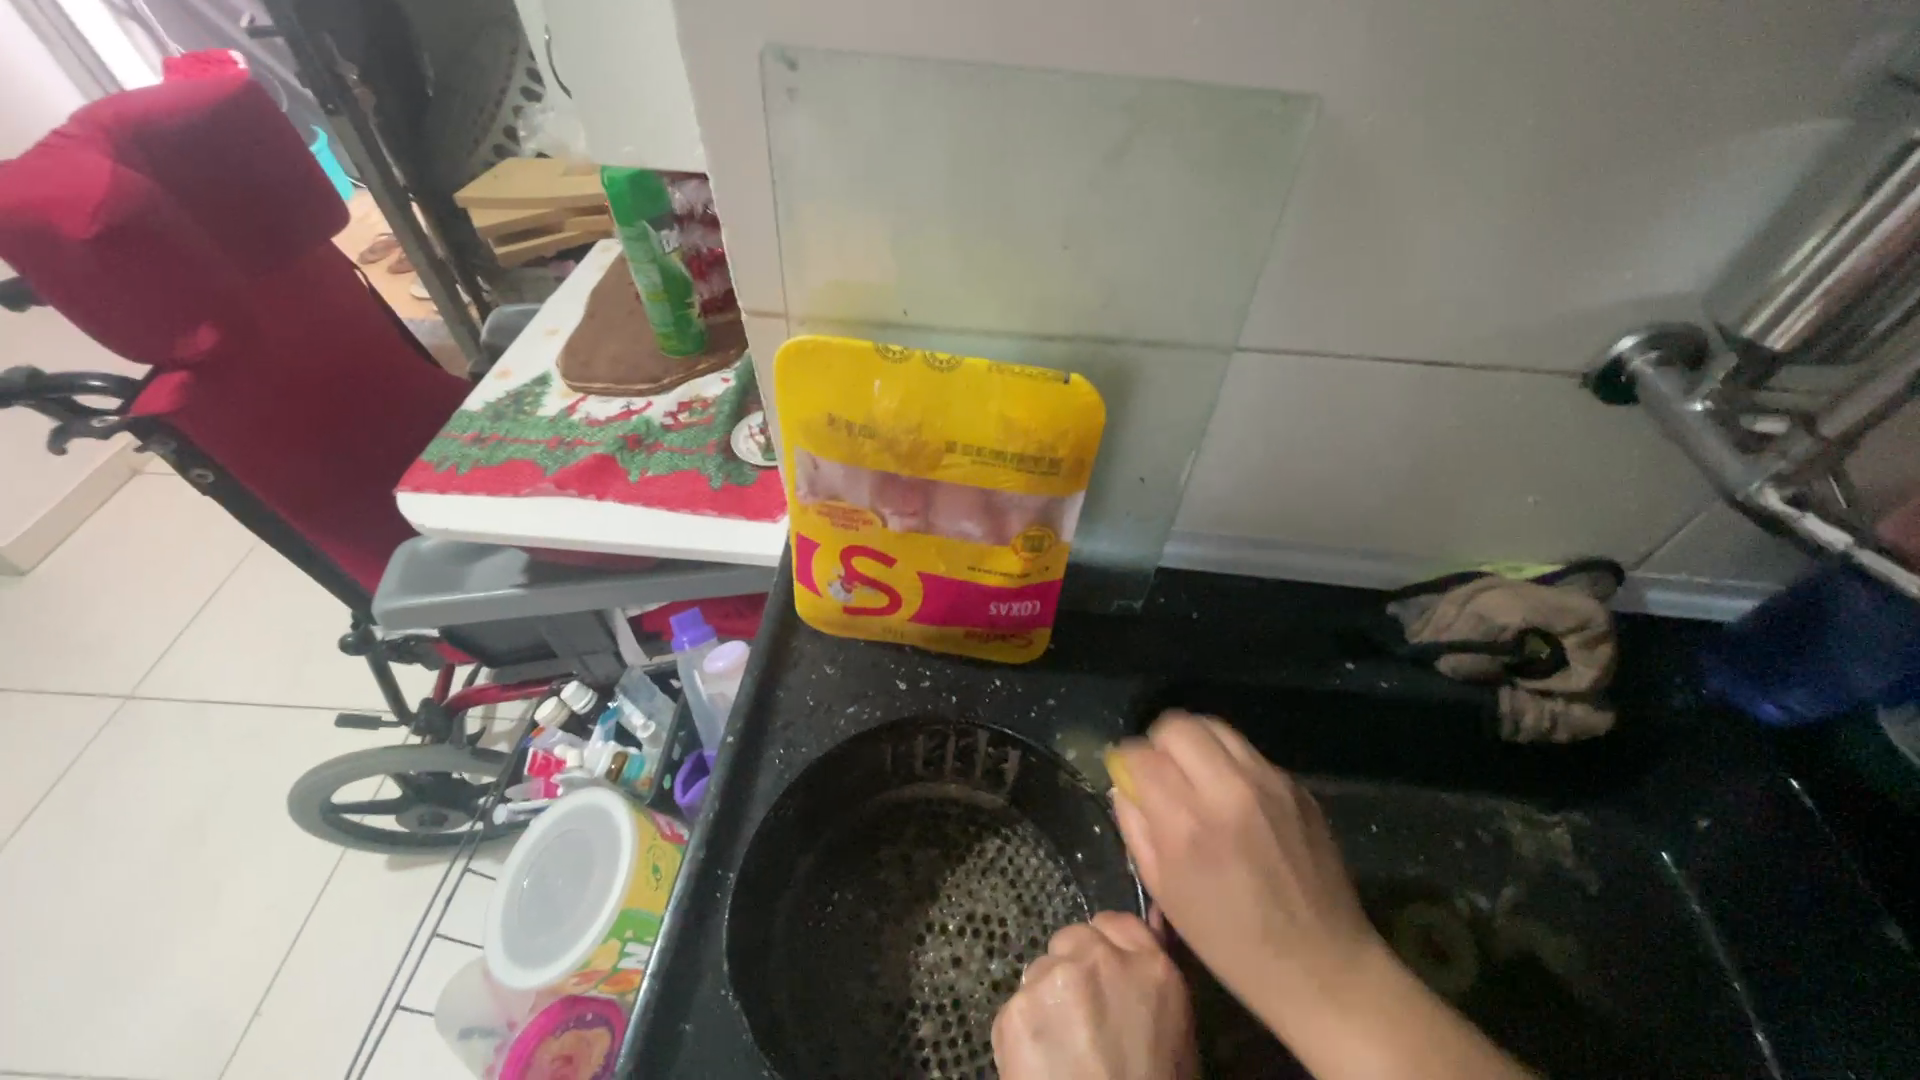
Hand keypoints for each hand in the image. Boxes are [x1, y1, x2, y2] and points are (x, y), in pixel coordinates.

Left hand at [992, 911, 1196, 1079]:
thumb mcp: (1177, 1036)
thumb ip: (1153, 979)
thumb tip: (1153, 926)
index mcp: (1149, 967)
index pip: (1116, 923)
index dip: (1107, 946)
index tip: (1104, 973)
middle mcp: (1098, 960)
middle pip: (1072, 940)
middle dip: (1073, 968)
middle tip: (1081, 1016)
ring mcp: (1052, 980)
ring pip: (1040, 971)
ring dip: (1047, 998)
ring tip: (1061, 1046)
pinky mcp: (1015, 1010)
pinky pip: (1016, 1008)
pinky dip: (1024, 1032)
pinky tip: (1041, 1064)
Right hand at [1107, 712, 1386, 1035]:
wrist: (1320, 964)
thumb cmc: (1229, 940)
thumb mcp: (1163, 890)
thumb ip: (1136, 827)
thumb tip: (1125, 784)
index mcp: (1186, 823)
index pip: (1140, 754)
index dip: (1127, 762)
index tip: (1130, 777)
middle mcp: (1228, 790)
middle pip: (1178, 726)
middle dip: (1160, 745)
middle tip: (1163, 774)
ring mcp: (1269, 783)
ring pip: (1215, 728)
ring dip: (1196, 746)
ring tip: (1197, 779)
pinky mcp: (1297, 786)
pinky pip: (1249, 754)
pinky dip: (1231, 766)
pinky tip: (1235, 802)